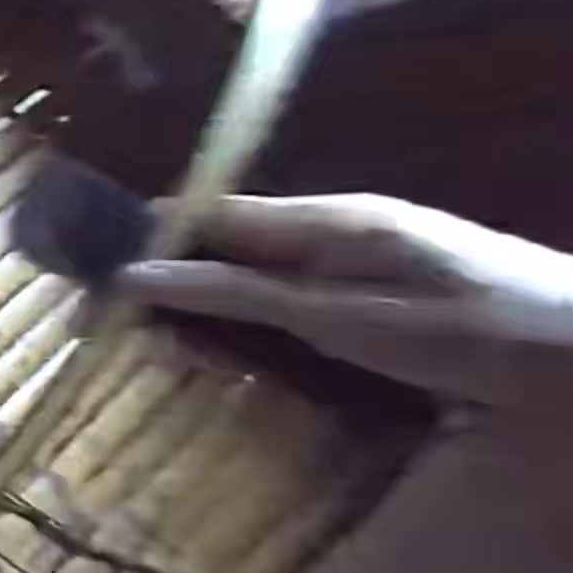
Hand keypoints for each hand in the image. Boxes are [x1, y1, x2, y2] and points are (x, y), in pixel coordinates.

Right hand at [119, 194, 572, 411]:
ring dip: (198, 318)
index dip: (138, 240)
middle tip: (132, 339)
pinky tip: (231, 360)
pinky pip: (265, 300)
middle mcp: (314, 229)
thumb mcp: (337, 317)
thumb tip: (131, 275)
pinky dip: (236, 328)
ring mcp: (333, 260)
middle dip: (163, 291)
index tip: (96, 284)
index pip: (195, 212)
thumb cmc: (476, 331)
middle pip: (206, 249)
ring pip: (230, 279)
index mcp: (313, 219)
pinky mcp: (348, 290)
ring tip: (186, 361)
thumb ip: (230, 293)